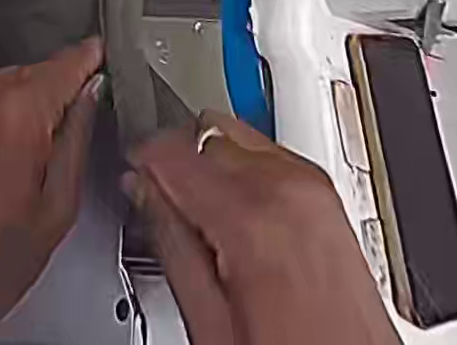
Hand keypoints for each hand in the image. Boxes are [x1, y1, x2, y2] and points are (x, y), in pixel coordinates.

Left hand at [0, 38, 104, 344]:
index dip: (92, 59)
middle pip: (46, 68)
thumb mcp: (61, 201)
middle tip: (81, 122)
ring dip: (40, 95)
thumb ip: (79, 132)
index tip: (106, 56)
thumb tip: (92, 91)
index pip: (68, 63)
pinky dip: (15, 102)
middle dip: (67, 86)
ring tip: (45, 144)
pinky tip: (19, 141)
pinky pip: (0, 86)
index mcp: (20, 112)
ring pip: (23, 75)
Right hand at [126, 112, 400, 344]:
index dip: (143, 157)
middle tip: (161, 198)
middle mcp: (286, 186)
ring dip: (209, 159)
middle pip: (205, 134)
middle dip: (177, 161)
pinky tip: (236, 211)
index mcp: (252, 219)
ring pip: (235, 134)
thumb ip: (170, 242)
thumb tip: (143, 189)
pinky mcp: (324, 188)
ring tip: (201, 211)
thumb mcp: (211, 323)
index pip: (175, 151)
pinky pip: (267, 150)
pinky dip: (242, 166)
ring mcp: (311, 183)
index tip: (132, 168)